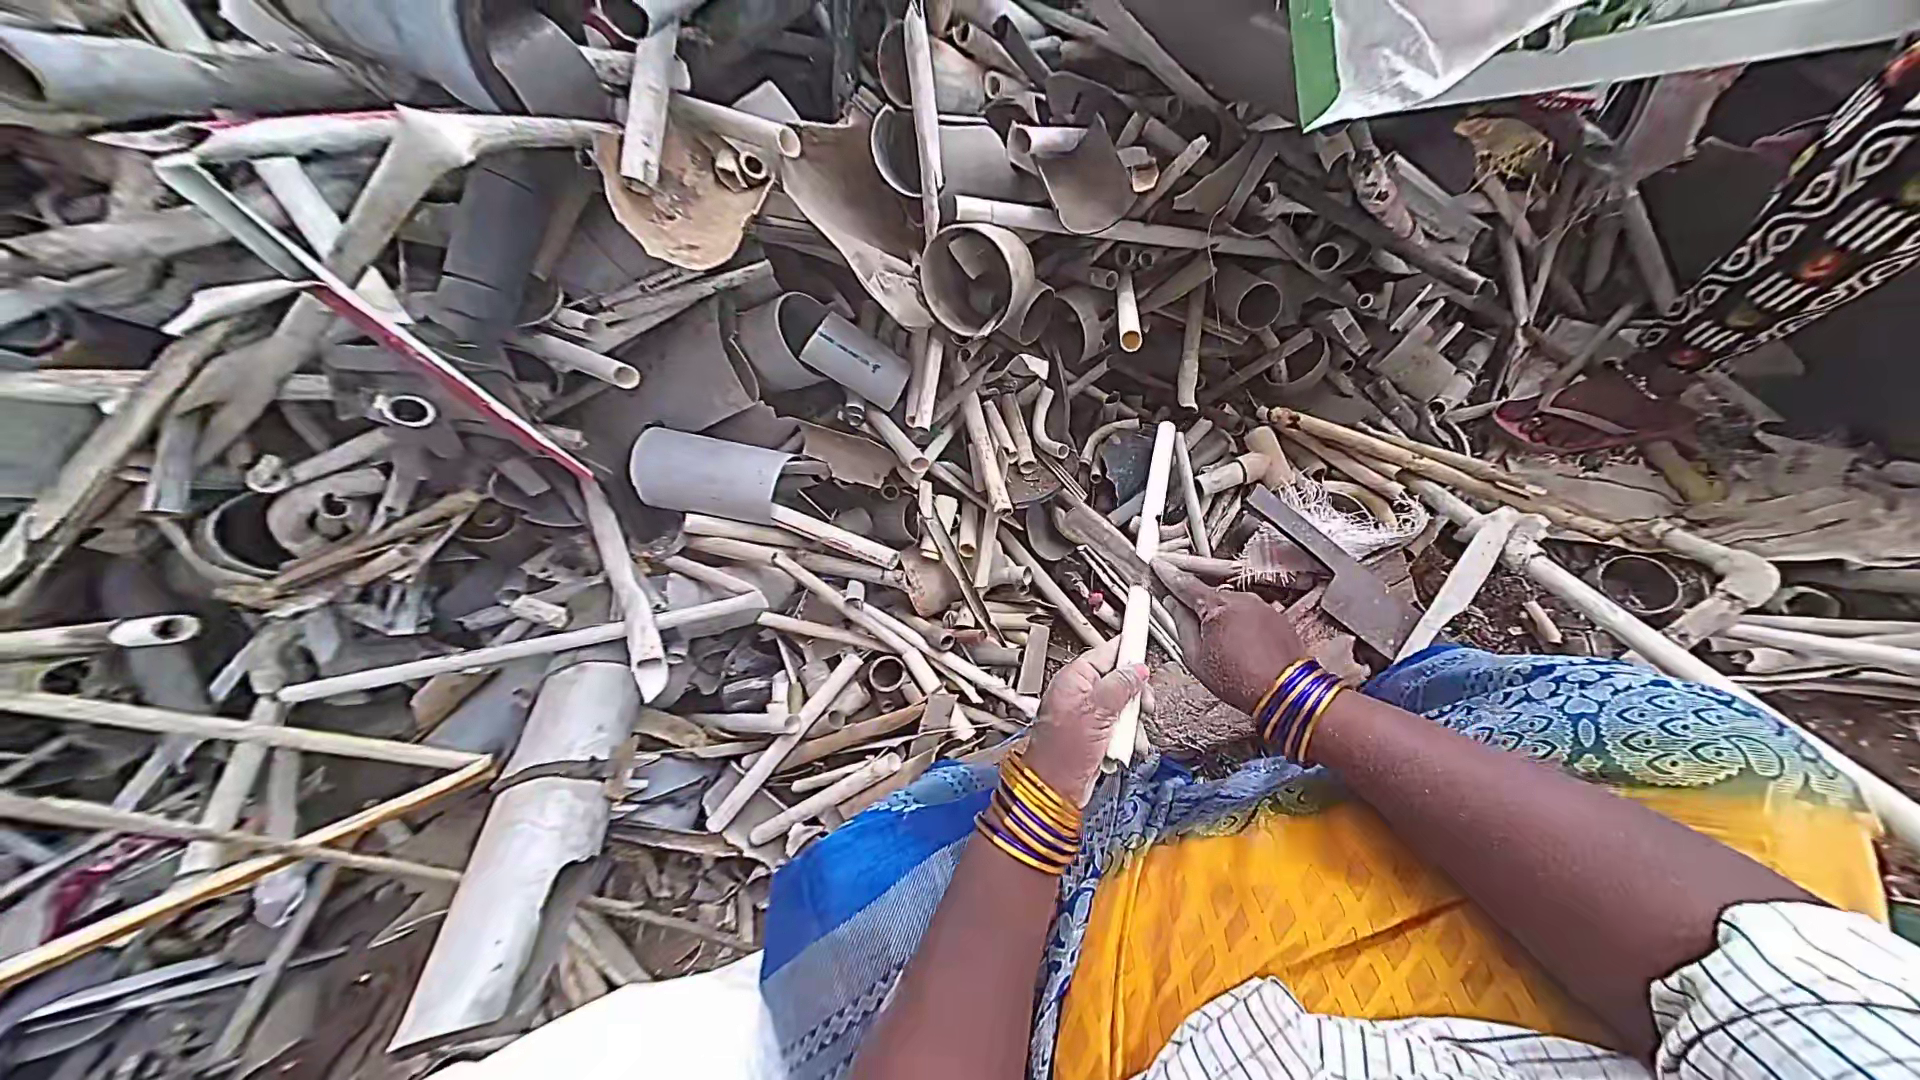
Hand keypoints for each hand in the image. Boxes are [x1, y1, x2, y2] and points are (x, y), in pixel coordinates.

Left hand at [1022, 637, 1149, 805]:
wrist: (1055, 788)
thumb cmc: (1063, 750)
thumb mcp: (1098, 711)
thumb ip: (1120, 686)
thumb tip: (1137, 669)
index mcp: (1075, 678)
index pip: (1105, 653)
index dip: (1126, 651)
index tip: (1145, 645)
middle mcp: (1081, 693)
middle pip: (1120, 680)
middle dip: (1135, 696)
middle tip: (1142, 706)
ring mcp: (1089, 714)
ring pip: (1124, 706)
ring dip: (1133, 722)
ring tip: (1130, 735)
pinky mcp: (1096, 733)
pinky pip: (1121, 727)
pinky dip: (1128, 737)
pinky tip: (1128, 747)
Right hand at [1152, 559, 1306, 713]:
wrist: (1287, 692)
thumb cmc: (1244, 680)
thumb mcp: (1196, 657)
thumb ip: (1182, 625)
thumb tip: (1175, 608)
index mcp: (1217, 606)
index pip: (1185, 584)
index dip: (1169, 575)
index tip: (1160, 568)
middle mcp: (1242, 600)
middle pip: (1209, 597)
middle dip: (1199, 610)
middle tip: (1195, 636)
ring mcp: (1262, 606)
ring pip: (1230, 606)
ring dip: (1222, 621)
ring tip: (1225, 651)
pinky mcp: (1277, 617)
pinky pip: (1250, 615)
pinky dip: (1242, 627)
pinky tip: (1243, 650)